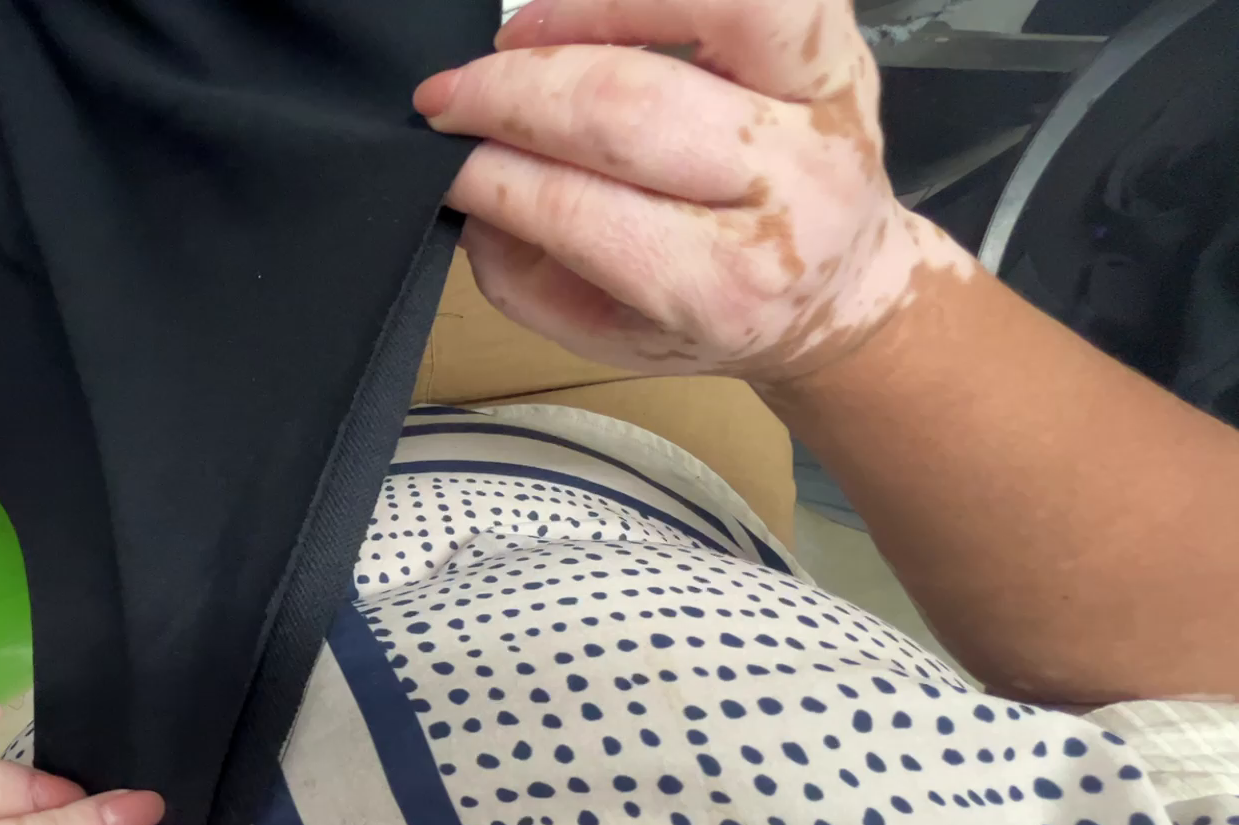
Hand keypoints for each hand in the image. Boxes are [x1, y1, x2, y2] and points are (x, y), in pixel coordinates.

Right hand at [416, 0, 975, 381]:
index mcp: (714, 286)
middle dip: (511, 96)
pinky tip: (582, 8)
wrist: (834, 292)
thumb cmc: (704, 323)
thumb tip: (466, 192)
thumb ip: (521, 278)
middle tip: (443, 98)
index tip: (438, 162)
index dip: (490, 175)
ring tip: (510, 40)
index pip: (577, 209)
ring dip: (584, 15)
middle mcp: (780, 195)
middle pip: (627, 111)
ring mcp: (824, 108)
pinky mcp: (841, 47)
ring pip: (711, 10)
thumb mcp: (598, 336)